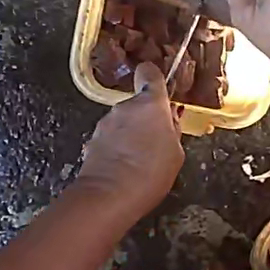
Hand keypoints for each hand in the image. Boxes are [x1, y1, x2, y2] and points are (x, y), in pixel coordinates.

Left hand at [78, 62, 183, 212]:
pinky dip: (117, 146)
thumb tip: (169, 120)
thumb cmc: (150, 173)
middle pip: (137, 104)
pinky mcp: (92, 139)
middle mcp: (124, 107)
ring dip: (130, 134)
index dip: (154, 77)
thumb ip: (172, 130)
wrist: (109, 195)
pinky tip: (124, 166)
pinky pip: (110, 137)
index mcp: (150, 104)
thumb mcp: (176, 153)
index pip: (149, 73)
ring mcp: (105, 123)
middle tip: (156, 142)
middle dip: (146, 118)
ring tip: (140, 160)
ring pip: (123, 121)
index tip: (160, 89)